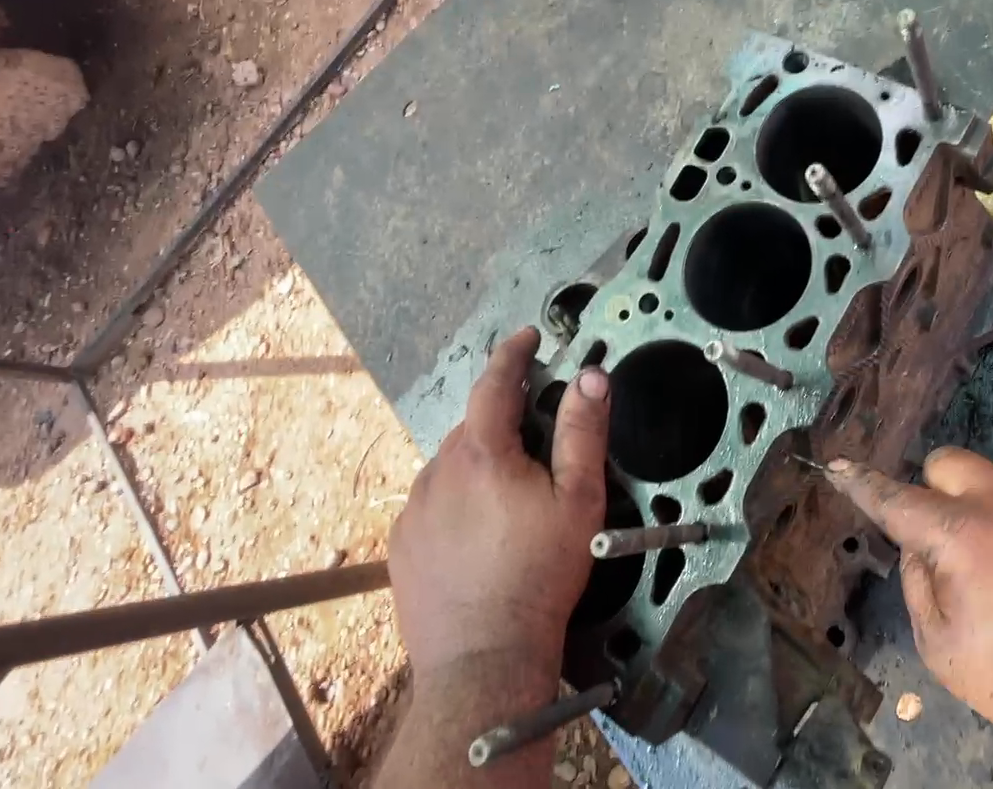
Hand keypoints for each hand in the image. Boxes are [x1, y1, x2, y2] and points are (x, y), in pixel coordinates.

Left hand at [390, 328, 608, 683]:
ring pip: (452, 462)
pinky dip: (459, 493)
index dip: (512, 354)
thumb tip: (591, 375)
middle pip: (475, 424)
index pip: (494, 384)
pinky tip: (482, 529)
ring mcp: (414, 509)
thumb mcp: (579, 498)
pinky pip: (434, 498)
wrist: (483, 656)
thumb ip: (583, 431)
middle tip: (539, 436)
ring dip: (482, 458)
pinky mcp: (401, 544)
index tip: (527, 336)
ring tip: (513, 492)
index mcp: (483, 454)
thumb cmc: (542, 570)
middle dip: (505, 416)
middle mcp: (438, 471)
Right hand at [826, 447, 992, 779]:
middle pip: (945, 461)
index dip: (862, 484)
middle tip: (937, 538)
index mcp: (961, 538)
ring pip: (985, 474)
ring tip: (987, 561)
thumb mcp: (941, 645)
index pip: (897, 499)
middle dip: (930, 489)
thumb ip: (916, 580)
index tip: (839, 468)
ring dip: (969, 502)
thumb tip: (917, 542)